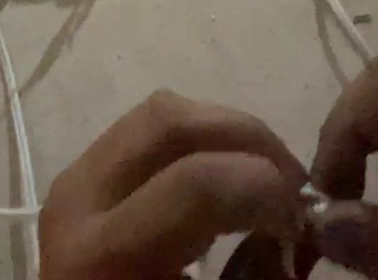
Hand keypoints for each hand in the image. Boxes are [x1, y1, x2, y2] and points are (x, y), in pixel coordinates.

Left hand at [40, 89, 309, 279]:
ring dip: (223, 131)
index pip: (193, 185)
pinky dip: (197, 139)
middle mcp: (79, 198)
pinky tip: (226, 176)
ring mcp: (75, 175)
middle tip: (294, 182)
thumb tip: (295, 233)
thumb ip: (252, 277)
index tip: (302, 216)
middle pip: (169, 121)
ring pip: (159, 113)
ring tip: (266, 176)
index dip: (262, 188)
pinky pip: (146, 130)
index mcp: (101, 255)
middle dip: (246, 136)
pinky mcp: (84, 172)